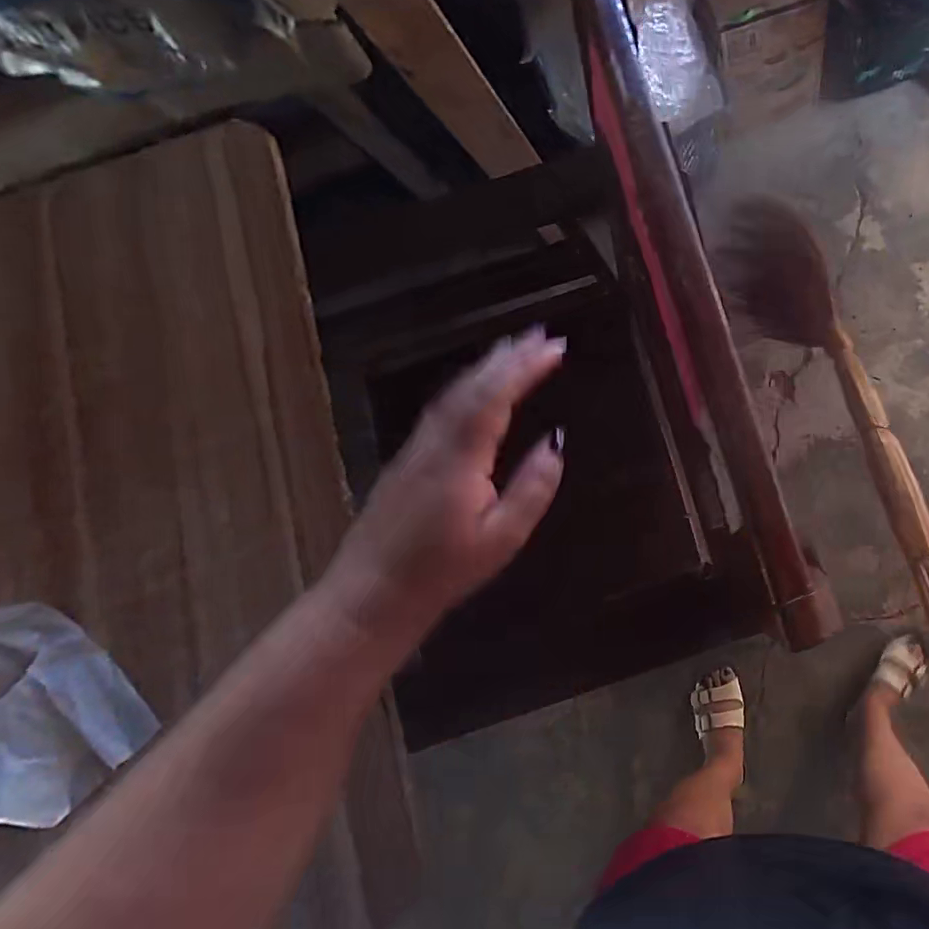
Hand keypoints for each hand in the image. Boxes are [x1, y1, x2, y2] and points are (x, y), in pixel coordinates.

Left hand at [321, 328, 565, 634]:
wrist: (372, 594)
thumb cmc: (444, 571)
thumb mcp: (503, 538)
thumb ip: (533, 488)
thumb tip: (556, 442)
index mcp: (459, 461)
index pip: (494, 400)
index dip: (524, 369)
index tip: (555, 347)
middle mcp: (434, 444)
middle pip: (472, 388)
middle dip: (508, 357)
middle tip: (542, 334)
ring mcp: (417, 448)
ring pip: (454, 394)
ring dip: (488, 366)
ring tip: (518, 348)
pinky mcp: (410, 458)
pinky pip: (445, 407)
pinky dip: (471, 385)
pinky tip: (483, 384)